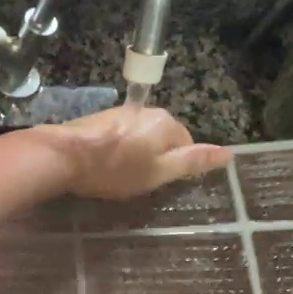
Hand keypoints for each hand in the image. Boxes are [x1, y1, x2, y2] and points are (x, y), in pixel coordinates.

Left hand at [44, 105, 231, 200]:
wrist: (63, 156)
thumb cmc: (115, 169)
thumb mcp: (158, 172)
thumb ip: (192, 162)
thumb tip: (229, 153)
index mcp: (165, 121)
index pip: (187, 143)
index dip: (176, 166)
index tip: (161, 183)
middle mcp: (145, 111)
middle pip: (162, 138)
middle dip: (155, 158)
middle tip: (139, 182)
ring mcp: (120, 113)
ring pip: (139, 137)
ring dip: (135, 154)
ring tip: (121, 176)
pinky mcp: (99, 120)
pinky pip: (119, 137)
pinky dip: (117, 151)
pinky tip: (105, 166)